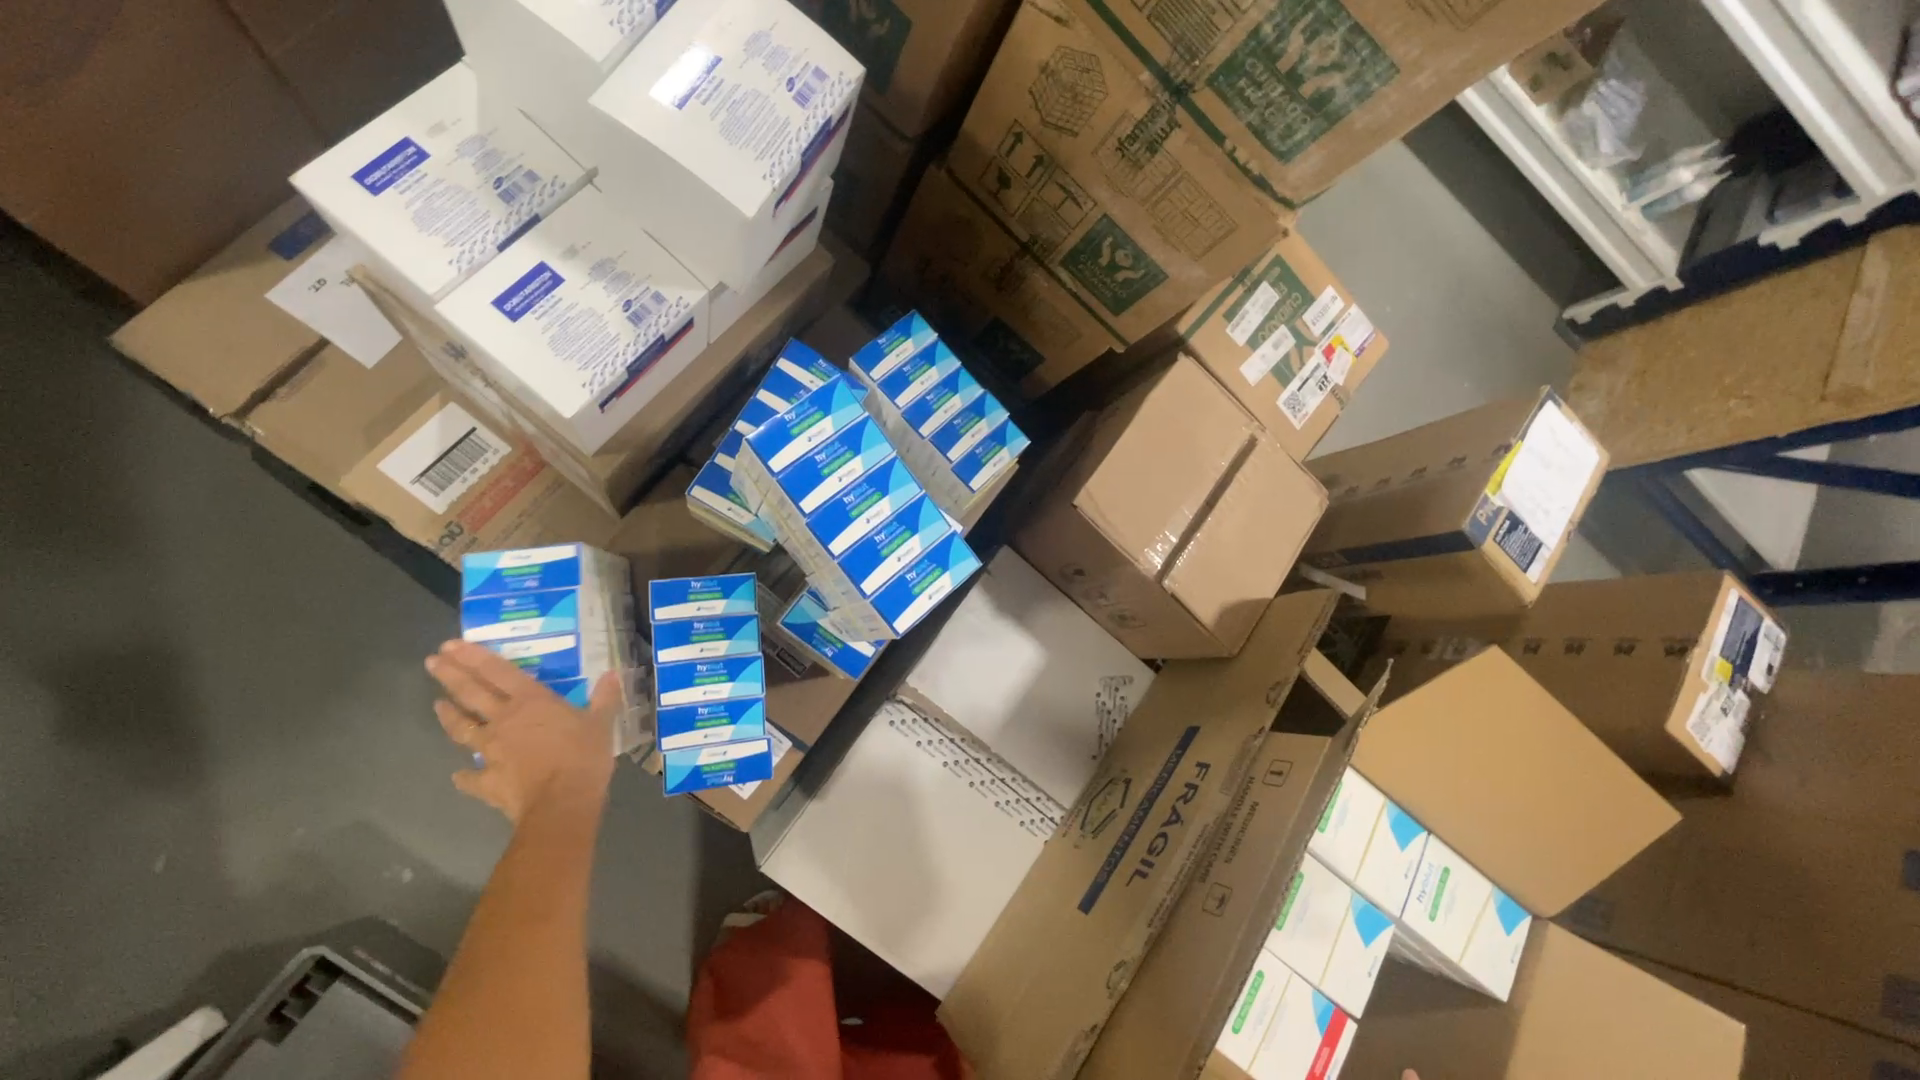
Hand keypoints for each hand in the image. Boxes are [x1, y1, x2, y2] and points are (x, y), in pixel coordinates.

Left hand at [427, 640, 618, 823]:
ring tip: (437, 705)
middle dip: (450, 675)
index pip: (497, 672)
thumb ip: (604, 698)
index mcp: (531, 702)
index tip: (450, 644)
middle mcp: (504, 720)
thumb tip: (614, 673)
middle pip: (471, 693)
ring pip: (462, 729)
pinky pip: (470, 777)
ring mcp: (491, 751)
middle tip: (432, 661)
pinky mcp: (487, 780)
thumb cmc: (583, 757)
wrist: (561, 803)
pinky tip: (459, 774)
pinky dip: (464, 775)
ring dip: (448, 716)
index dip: (474, 656)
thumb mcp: (601, 724)